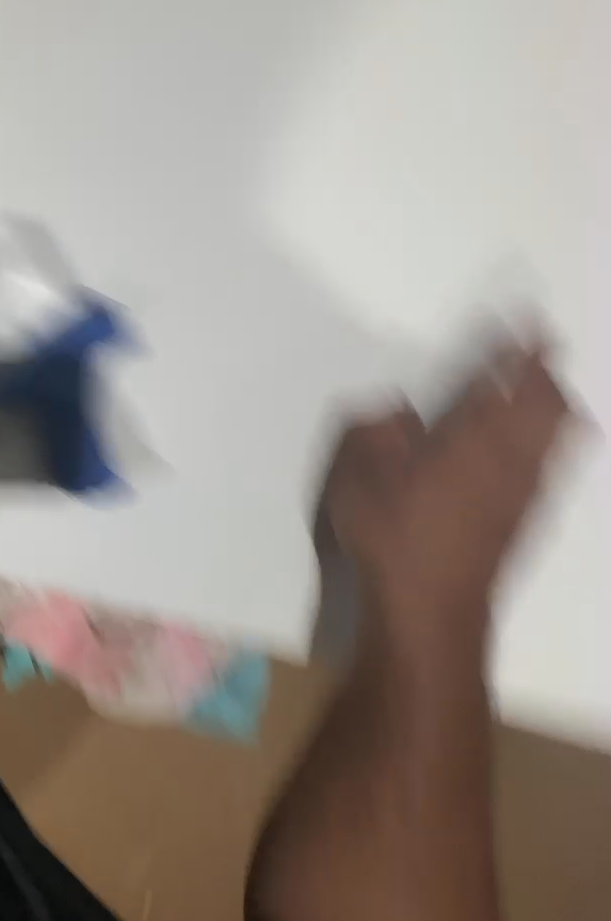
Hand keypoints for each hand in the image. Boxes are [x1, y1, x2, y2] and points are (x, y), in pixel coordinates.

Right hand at [318, 340, 572, 629]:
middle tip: (534, 350)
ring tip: (533, 389)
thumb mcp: (358, 475)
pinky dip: (547, 434)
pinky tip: (519, 443)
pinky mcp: (528, 514)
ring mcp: (529, 490)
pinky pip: (552, 458)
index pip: (507, 383)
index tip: (523, 320)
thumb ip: (376, 433)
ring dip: (553, 404)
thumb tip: (395, 409)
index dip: (518, 349)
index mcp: (475, 441)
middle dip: (547, 374)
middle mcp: (516, 460)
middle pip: (554, 406)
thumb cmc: (391, 530)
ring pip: (562, 434)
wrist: (432, 600)